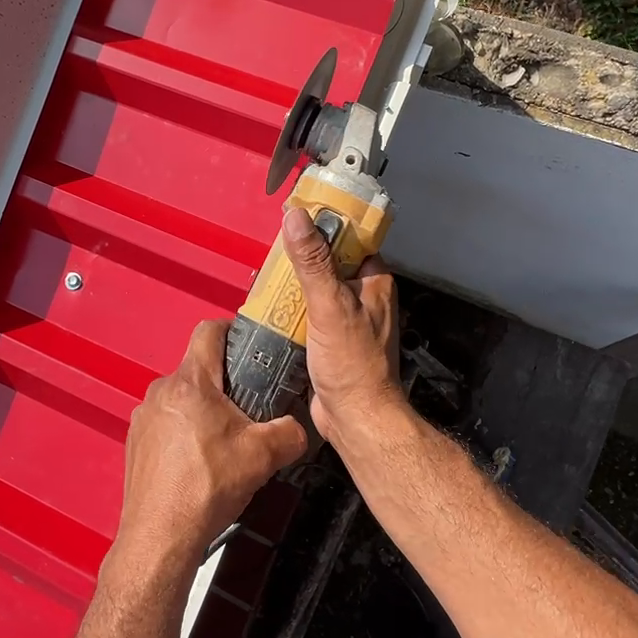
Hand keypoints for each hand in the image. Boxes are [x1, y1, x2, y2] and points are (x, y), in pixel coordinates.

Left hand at [114, 321, 307, 569]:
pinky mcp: (136, 443)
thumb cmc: (204, 490)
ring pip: (181, 399)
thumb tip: (298, 430)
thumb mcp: (263, 457)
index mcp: (191, 382)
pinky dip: (183, 435)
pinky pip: (165, 425)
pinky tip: (200, 465)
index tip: (247, 343)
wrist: (160, 537)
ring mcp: (144, 418)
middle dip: (224, 385)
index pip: (209, 331)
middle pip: (197, 370)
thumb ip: (290, 433)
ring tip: (224, 444)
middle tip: (247, 408)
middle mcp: (161, 392)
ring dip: (203, 412)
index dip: (232, 331)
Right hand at [280, 208, 401, 444]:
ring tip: (263, 281)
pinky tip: (269, 311)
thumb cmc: (354, 365)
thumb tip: (297, 218)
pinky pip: (307, 316)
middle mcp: (363, 298)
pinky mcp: (330, 342)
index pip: (350, 241)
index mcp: (374, 282)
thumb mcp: (330, 304)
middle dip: (300, 260)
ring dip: (291, 288)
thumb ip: (313, 261)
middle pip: (328, 264)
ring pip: (315, 291)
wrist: (355, 420)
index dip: (325, 228)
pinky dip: (289, 312)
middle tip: (272, 256)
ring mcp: (347, 321)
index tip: (297, 220)